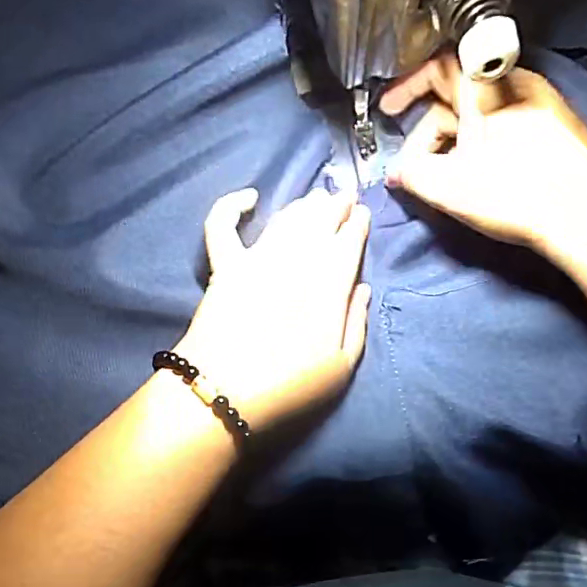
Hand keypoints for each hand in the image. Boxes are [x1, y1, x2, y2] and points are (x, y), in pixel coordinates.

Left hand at [169, 186, 371, 430]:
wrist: (225, 390)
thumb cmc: (290, 385)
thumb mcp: (341, 366)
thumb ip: (357, 323)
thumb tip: (363, 287)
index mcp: (330, 283)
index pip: (348, 241)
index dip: (357, 224)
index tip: (363, 214)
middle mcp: (296, 260)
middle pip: (319, 221)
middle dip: (335, 205)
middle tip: (345, 196)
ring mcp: (256, 259)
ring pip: (284, 218)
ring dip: (303, 204)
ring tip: (316, 198)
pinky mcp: (223, 266)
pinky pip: (222, 225)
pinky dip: (232, 206)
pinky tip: (249, 198)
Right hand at [382, 55, 586, 257]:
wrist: (584, 211)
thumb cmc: (517, 191)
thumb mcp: (450, 186)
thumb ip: (414, 175)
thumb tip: (396, 173)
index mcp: (483, 85)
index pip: (436, 67)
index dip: (406, 88)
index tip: (389, 108)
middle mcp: (512, 84)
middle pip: (456, 96)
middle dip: (427, 130)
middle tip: (412, 164)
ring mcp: (538, 104)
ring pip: (481, 116)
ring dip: (453, 142)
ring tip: (443, 178)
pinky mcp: (554, 129)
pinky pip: (504, 127)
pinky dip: (481, 146)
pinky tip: (477, 178)